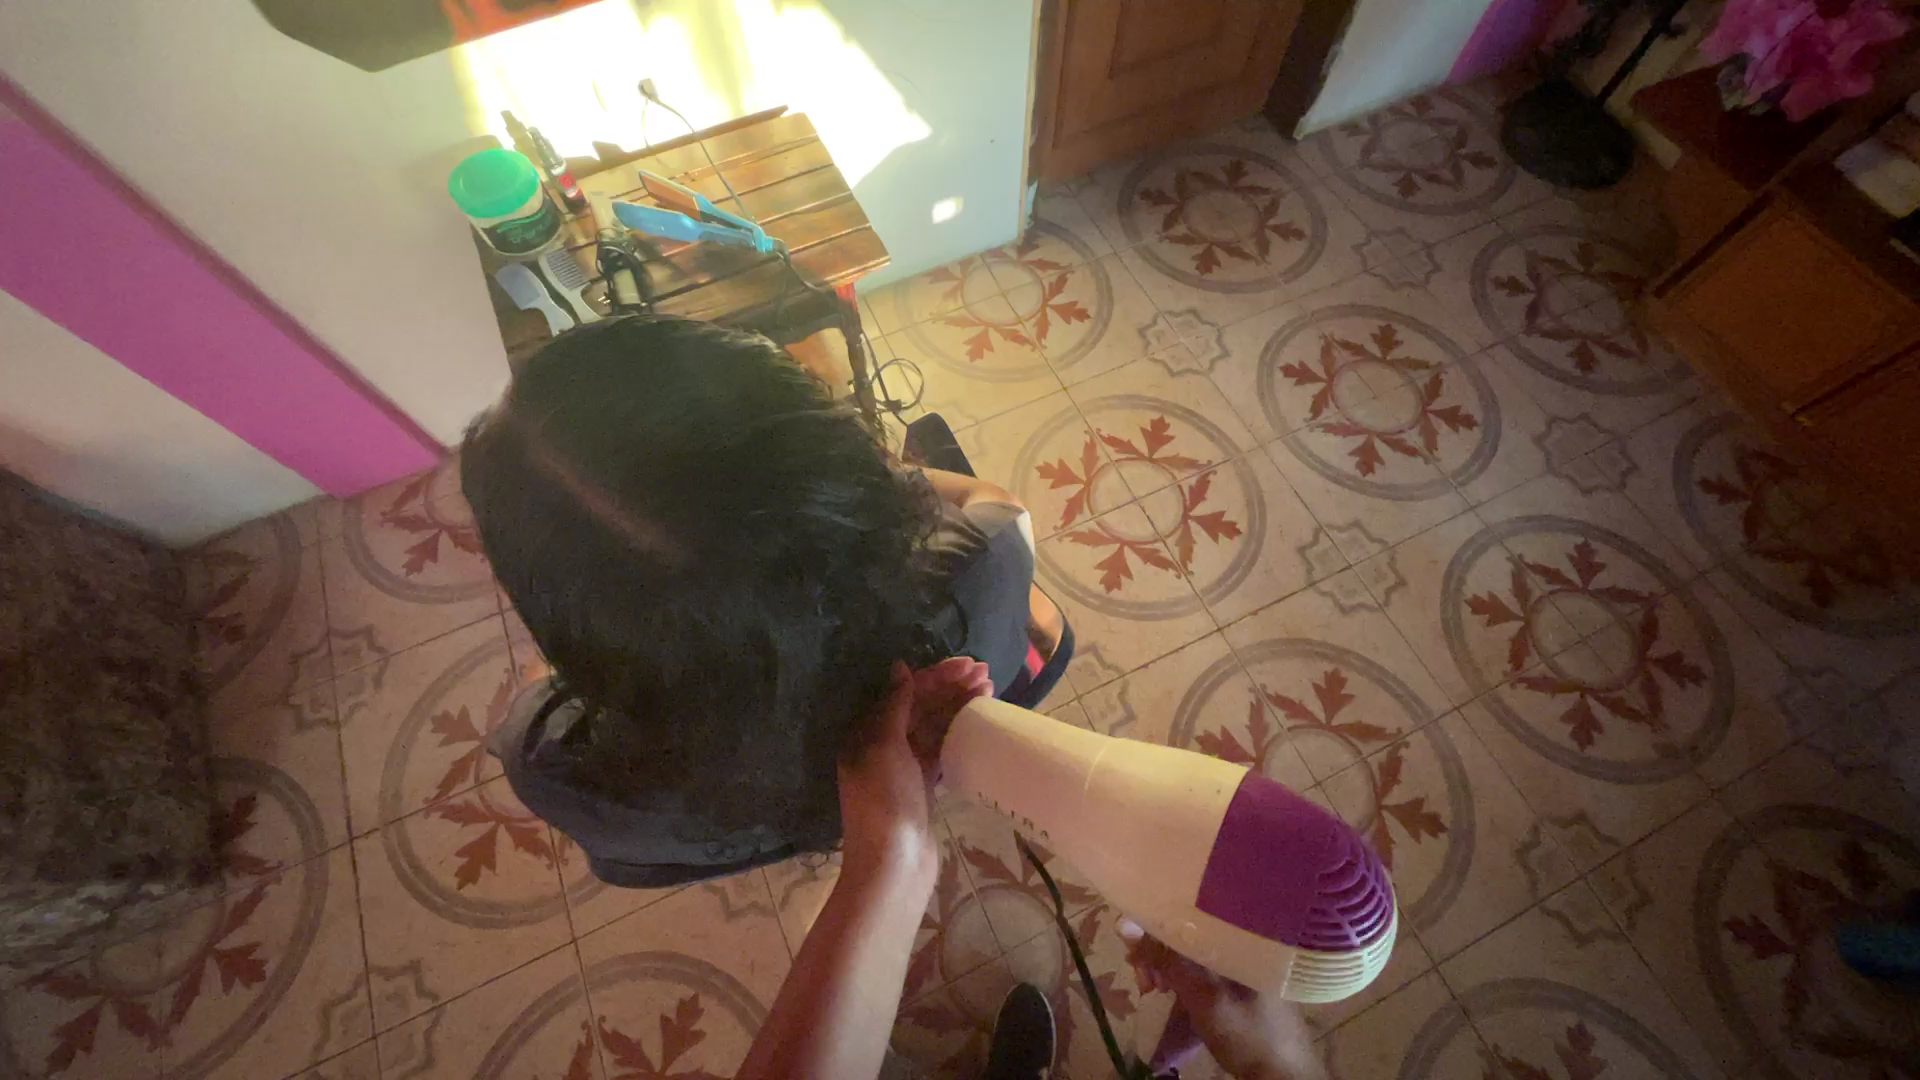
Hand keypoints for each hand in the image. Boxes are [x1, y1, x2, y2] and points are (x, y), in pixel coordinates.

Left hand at [838, 659, 990, 895]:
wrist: (893, 864)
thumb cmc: (884, 800)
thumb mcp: (884, 746)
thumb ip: (894, 705)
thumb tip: (901, 667)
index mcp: (867, 732)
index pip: (906, 692)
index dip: (936, 676)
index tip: (969, 665)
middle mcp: (883, 745)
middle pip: (921, 706)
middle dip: (952, 687)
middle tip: (986, 673)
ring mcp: (904, 766)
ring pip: (934, 725)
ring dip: (958, 706)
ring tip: (989, 691)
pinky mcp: (922, 785)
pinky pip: (941, 748)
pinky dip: (958, 732)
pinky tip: (977, 722)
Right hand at [1121, 921, 1326, 1079]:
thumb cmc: (1247, 1033)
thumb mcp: (1201, 995)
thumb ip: (1165, 958)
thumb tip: (1124, 923)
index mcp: (1238, 931)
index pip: (1186, 910)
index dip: (1154, 925)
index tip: (1134, 949)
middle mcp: (1239, 937)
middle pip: (1184, 929)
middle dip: (1156, 950)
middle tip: (1143, 979)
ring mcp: (1238, 959)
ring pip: (1188, 947)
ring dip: (1163, 964)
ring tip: (1150, 989)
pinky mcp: (1236, 979)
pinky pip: (1198, 964)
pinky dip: (1178, 974)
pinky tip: (1165, 989)